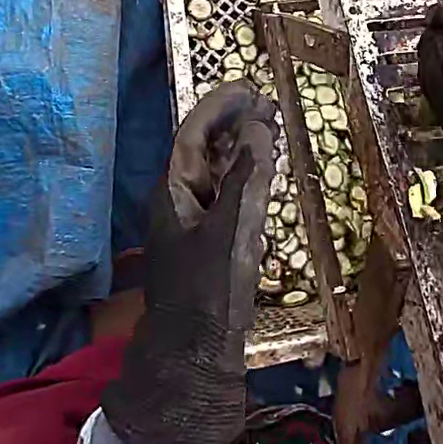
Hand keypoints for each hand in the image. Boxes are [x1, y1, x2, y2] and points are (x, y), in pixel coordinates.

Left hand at [102, 81, 276, 443]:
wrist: (195, 356)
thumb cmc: (207, 292)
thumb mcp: (230, 229)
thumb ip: (245, 177)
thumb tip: (257, 125)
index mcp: (173, 191)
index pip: (193, 134)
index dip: (219, 107)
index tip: (247, 87)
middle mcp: (180, 200)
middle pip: (205, 149)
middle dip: (233, 122)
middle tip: (266, 103)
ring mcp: (195, 221)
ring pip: (217, 171)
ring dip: (242, 147)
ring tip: (270, 127)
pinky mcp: (211, 241)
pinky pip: (227, 194)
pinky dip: (246, 176)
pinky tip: (263, 172)